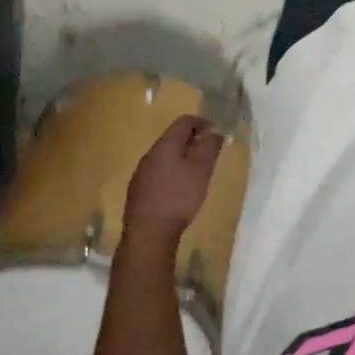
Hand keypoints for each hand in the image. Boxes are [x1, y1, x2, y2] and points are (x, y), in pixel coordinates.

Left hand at [123, 115, 223, 247]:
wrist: (148, 233)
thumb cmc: (179, 197)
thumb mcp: (201, 170)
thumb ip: (209, 147)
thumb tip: (214, 131)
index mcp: (165, 145)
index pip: (184, 121)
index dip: (202, 122)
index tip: (216, 133)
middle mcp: (149, 154)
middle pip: (172, 138)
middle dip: (192, 141)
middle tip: (209, 153)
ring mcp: (141, 172)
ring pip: (164, 155)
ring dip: (181, 157)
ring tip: (196, 172)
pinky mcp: (137, 190)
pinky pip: (157, 171)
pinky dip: (171, 171)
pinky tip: (178, 189)